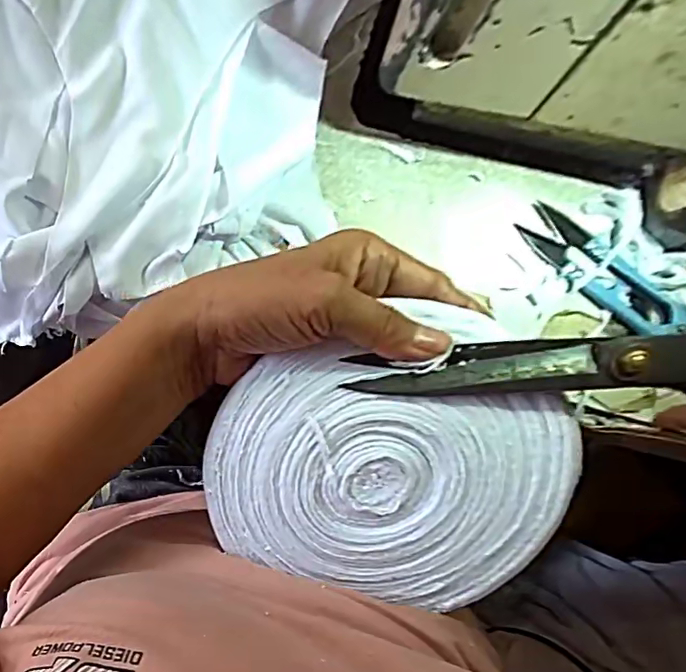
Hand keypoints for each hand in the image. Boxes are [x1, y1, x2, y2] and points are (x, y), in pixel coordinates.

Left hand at [128, 229, 481, 393]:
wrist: (199, 337)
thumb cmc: (253, 300)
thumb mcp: (327, 302)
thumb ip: (383, 324)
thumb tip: (436, 344)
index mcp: (363, 257)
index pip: (428, 282)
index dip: (458, 310)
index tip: (486, 341)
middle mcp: (351, 287)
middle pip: (407, 317)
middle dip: (429, 344)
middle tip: (459, 377)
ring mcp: (330, 324)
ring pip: (379, 347)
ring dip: (396, 368)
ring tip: (428, 393)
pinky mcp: (311, 354)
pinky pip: (350, 368)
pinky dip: (365, 382)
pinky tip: (381, 399)